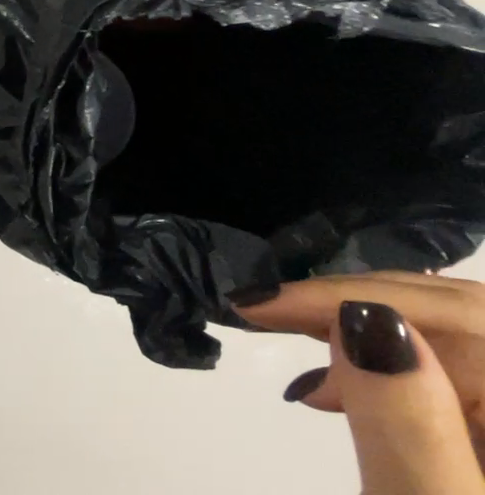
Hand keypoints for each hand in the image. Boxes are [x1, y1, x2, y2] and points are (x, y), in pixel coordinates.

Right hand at [239, 273, 484, 493]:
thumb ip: (408, 424)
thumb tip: (362, 318)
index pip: (471, 318)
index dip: (363, 296)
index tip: (258, 306)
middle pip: (472, 317)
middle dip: (363, 305)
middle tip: (264, 318)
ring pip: (461, 338)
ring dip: (370, 331)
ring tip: (302, 363)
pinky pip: (460, 370)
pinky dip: (392, 363)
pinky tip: (346, 390)